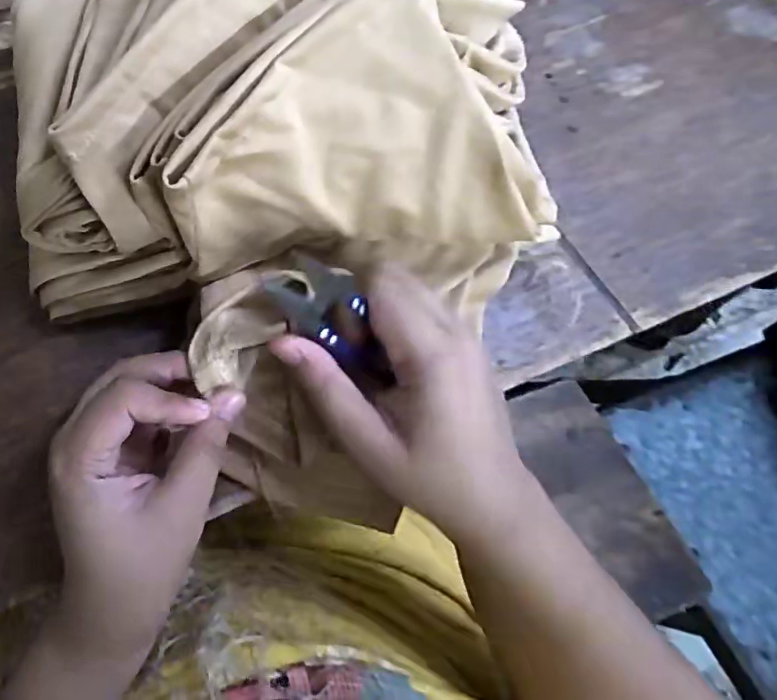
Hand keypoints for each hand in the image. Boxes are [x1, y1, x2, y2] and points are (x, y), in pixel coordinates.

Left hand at [46, 352, 244, 659]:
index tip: (210, 410)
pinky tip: (190, 412)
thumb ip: (204, 448)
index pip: (122, 396)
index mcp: (78, 454)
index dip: (169, 397)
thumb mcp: (181, 510)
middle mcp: (71, 436)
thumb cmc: (142, 571)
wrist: (108, 616)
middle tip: (212, 378)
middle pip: (118, 378)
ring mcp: (82, 439)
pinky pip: (129, 408)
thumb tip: (234, 394)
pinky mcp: (100, 447)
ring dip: (165, 384)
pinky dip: (161, 404)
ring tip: (206, 392)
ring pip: (123, 386)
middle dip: (166, 372)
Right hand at [269, 264, 534, 536]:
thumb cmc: (428, 478)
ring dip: (378, 306)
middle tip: (353, 351)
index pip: (380, 281)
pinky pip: (422, 301)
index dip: (347, 302)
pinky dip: (397, 315)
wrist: (496, 502)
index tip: (340, 344)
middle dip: (359, 300)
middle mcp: (455, 328)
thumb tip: (280, 340)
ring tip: (374, 358)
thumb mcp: (366, 442)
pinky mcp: (469, 337)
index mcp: (432, 352)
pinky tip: (395, 362)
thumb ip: (324, 385)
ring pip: (407, 284)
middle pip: (392, 275)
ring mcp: (468, 330)